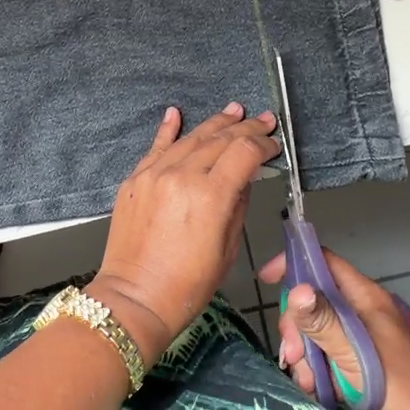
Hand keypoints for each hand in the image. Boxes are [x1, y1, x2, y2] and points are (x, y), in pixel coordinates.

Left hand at [88, 103, 280, 365]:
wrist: (135, 298)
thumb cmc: (187, 285)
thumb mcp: (227, 250)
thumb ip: (237, 206)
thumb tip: (244, 178)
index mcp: (210, 197)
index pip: (243, 153)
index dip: (263, 145)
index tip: (274, 144)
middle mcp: (182, 176)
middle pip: (219, 140)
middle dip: (244, 129)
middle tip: (262, 119)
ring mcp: (155, 174)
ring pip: (190, 138)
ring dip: (214, 123)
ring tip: (233, 110)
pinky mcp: (135, 178)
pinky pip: (156, 146)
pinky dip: (168, 128)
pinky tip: (176, 112)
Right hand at [260, 248, 409, 409]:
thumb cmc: (399, 391)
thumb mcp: (356, 356)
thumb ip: (324, 322)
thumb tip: (296, 289)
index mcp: (366, 299)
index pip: (324, 261)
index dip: (295, 262)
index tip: (267, 280)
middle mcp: (361, 313)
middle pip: (313, 299)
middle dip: (296, 325)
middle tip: (293, 354)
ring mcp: (360, 338)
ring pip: (315, 330)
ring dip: (304, 353)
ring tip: (308, 380)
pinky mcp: (358, 363)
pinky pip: (325, 354)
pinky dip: (315, 368)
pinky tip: (315, 386)